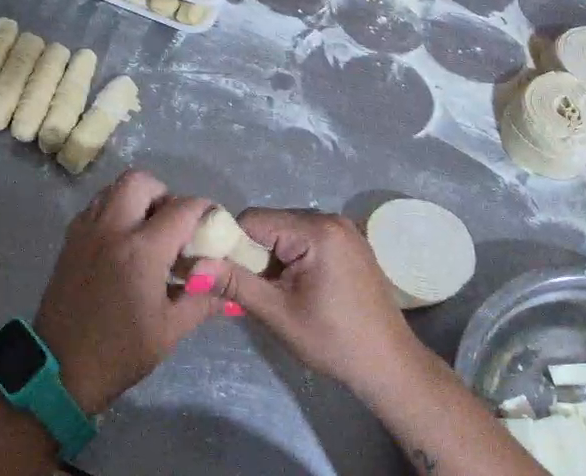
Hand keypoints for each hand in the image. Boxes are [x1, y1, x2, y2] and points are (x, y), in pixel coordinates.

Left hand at [32, 170, 229, 413]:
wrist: (60, 369)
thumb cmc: (120, 352)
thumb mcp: (169, 330)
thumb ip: (201, 299)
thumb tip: (227, 287)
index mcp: (141, 249)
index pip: (182, 208)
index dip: (205, 211)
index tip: (214, 225)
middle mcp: (112, 227)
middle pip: (141, 181)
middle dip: (164, 193)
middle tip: (174, 224)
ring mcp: (86, 229)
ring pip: (114, 188)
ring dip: (137, 198)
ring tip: (149, 231)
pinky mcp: (70, 238)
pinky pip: (96, 205)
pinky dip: (114, 210)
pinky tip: (124, 242)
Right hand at [198, 208, 421, 399]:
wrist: (391, 366)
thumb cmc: (334, 341)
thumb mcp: (278, 314)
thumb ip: (235, 284)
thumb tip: (195, 266)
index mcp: (316, 230)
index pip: (253, 220)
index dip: (232, 245)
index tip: (225, 275)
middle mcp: (331, 219)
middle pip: (270, 224)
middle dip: (254, 253)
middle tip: (252, 290)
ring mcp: (344, 230)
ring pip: (286, 232)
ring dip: (273, 257)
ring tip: (276, 292)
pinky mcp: (350, 244)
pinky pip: (306, 239)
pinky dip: (293, 258)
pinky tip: (297, 288)